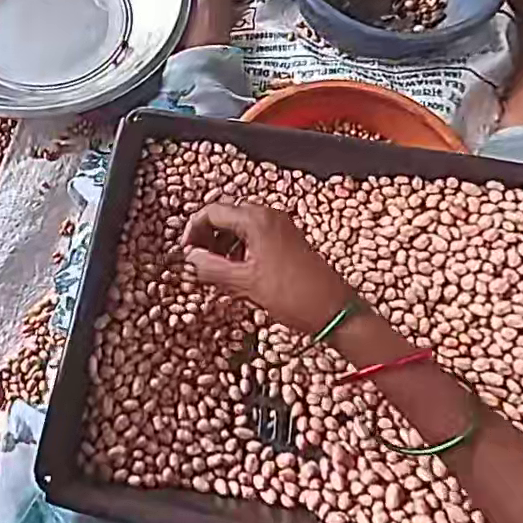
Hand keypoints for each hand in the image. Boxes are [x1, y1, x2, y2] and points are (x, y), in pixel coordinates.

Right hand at [181, 203, 354, 333]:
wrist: (335, 310)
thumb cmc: (292, 296)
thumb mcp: (244, 283)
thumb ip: (210, 268)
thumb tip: (189, 257)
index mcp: (256, 220)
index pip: (211, 212)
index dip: (193, 230)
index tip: (186, 252)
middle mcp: (269, 216)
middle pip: (225, 215)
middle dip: (207, 236)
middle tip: (198, 261)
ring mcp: (280, 226)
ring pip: (239, 226)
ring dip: (222, 243)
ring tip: (216, 270)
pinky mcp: (287, 239)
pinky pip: (255, 234)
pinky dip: (240, 248)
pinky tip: (238, 271)